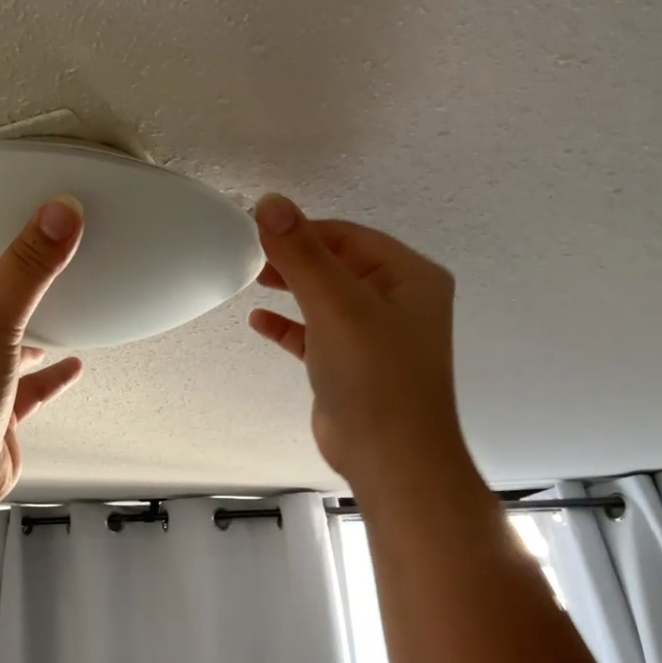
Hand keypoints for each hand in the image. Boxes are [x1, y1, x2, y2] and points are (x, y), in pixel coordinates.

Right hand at [247, 194, 463, 477]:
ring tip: (252, 278)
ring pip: (325, 297)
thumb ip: (302, 253)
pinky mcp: (351, 365)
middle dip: (294, 256)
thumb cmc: (377, 380)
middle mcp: (398, 301)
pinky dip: (289, 325)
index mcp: (410, 276)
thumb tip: (270, 204)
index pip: (348, 236)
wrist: (391, 458)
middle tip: (251, 253)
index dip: (303, 229)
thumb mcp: (336, 305)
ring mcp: (375, 335)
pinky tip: (260, 322)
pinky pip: (315, 333)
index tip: (257, 229)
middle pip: (337, 263)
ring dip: (290, 286)